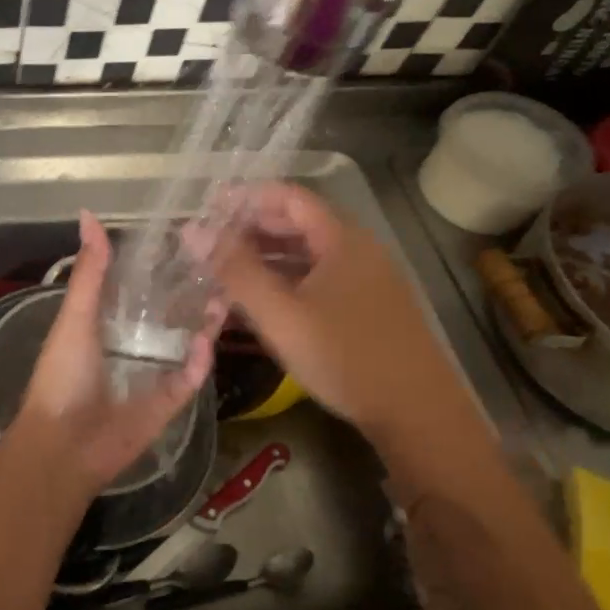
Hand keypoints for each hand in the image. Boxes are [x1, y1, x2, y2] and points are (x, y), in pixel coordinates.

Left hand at [8, 211, 217, 500]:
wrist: (64, 444)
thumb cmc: (62, 375)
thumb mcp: (76, 317)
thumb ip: (89, 272)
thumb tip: (88, 215)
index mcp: (102, 322)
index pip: (137, 287)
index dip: (161, 264)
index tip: (189, 238)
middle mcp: (128, 344)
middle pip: (167, 313)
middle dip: (191, 291)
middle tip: (221, 264)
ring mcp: (149, 374)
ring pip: (184, 342)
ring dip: (204, 322)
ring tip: (226, 294)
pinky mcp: (165, 403)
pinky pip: (188, 378)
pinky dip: (199, 361)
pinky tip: (209, 341)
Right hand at [213, 185, 464, 438]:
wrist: (416, 413)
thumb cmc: (344, 356)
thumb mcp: (280, 314)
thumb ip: (235, 270)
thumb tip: (193, 231)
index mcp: (341, 239)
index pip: (287, 196)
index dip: (245, 198)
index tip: (206, 210)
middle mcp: (357, 249)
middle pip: (296, 223)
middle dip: (248, 231)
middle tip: (206, 245)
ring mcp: (364, 280)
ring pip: (304, 255)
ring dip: (262, 259)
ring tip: (221, 274)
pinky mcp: (364, 308)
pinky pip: (315, 279)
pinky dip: (282, 282)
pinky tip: (256, 303)